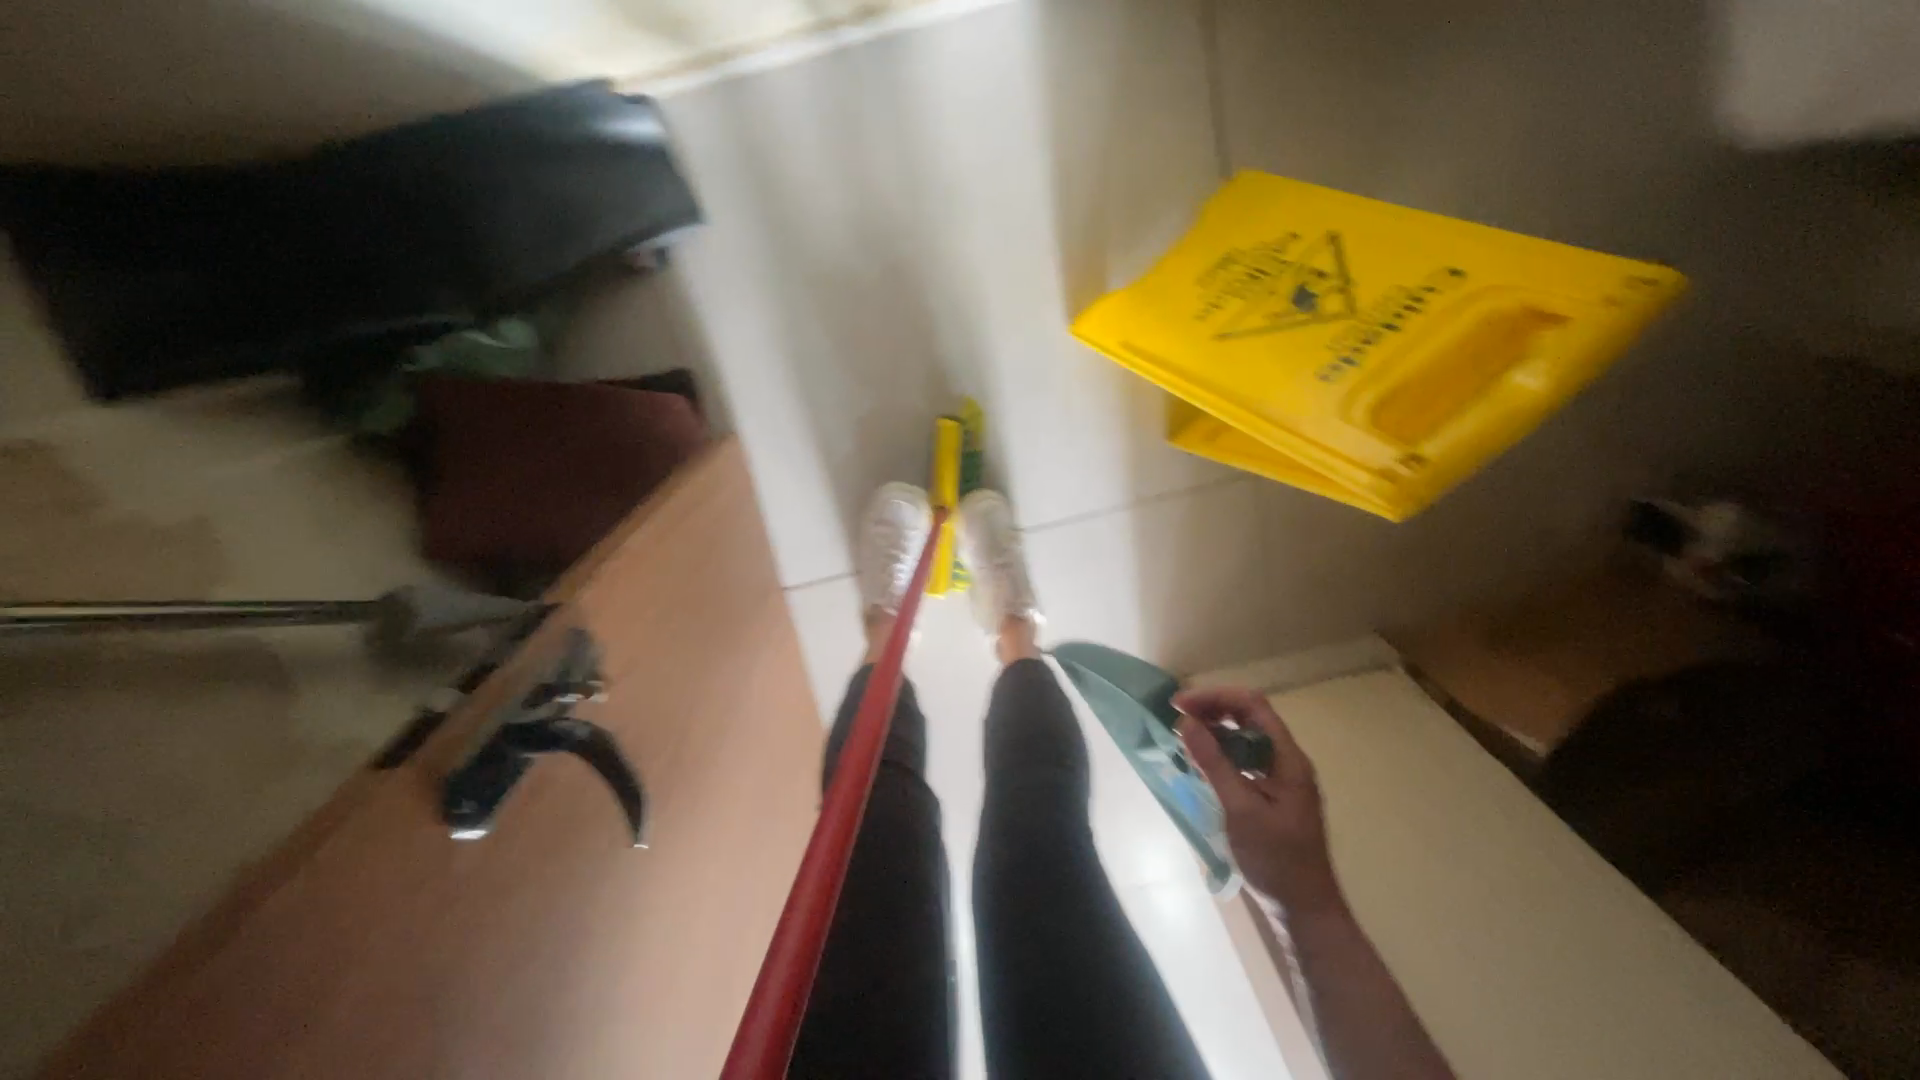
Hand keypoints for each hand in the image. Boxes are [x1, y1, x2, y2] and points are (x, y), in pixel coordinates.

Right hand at [1174, 686, 1342, 915]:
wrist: (1304, 909)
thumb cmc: (1276, 860)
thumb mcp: (1240, 809)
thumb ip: (1214, 764)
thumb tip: (1186, 723)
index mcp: (1288, 759)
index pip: (1252, 705)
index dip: (1215, 697)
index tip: (1180, 706)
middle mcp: (1286, 761)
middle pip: (1250, 717)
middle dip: (1212, 710)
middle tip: (1176, 718)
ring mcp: (1280, 778)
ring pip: (1246, 738)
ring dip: (1214, 730)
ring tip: (1182, 736)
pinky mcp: (1271, 795)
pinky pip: (1244, 760)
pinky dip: (1220, 753)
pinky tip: (1199, 763)